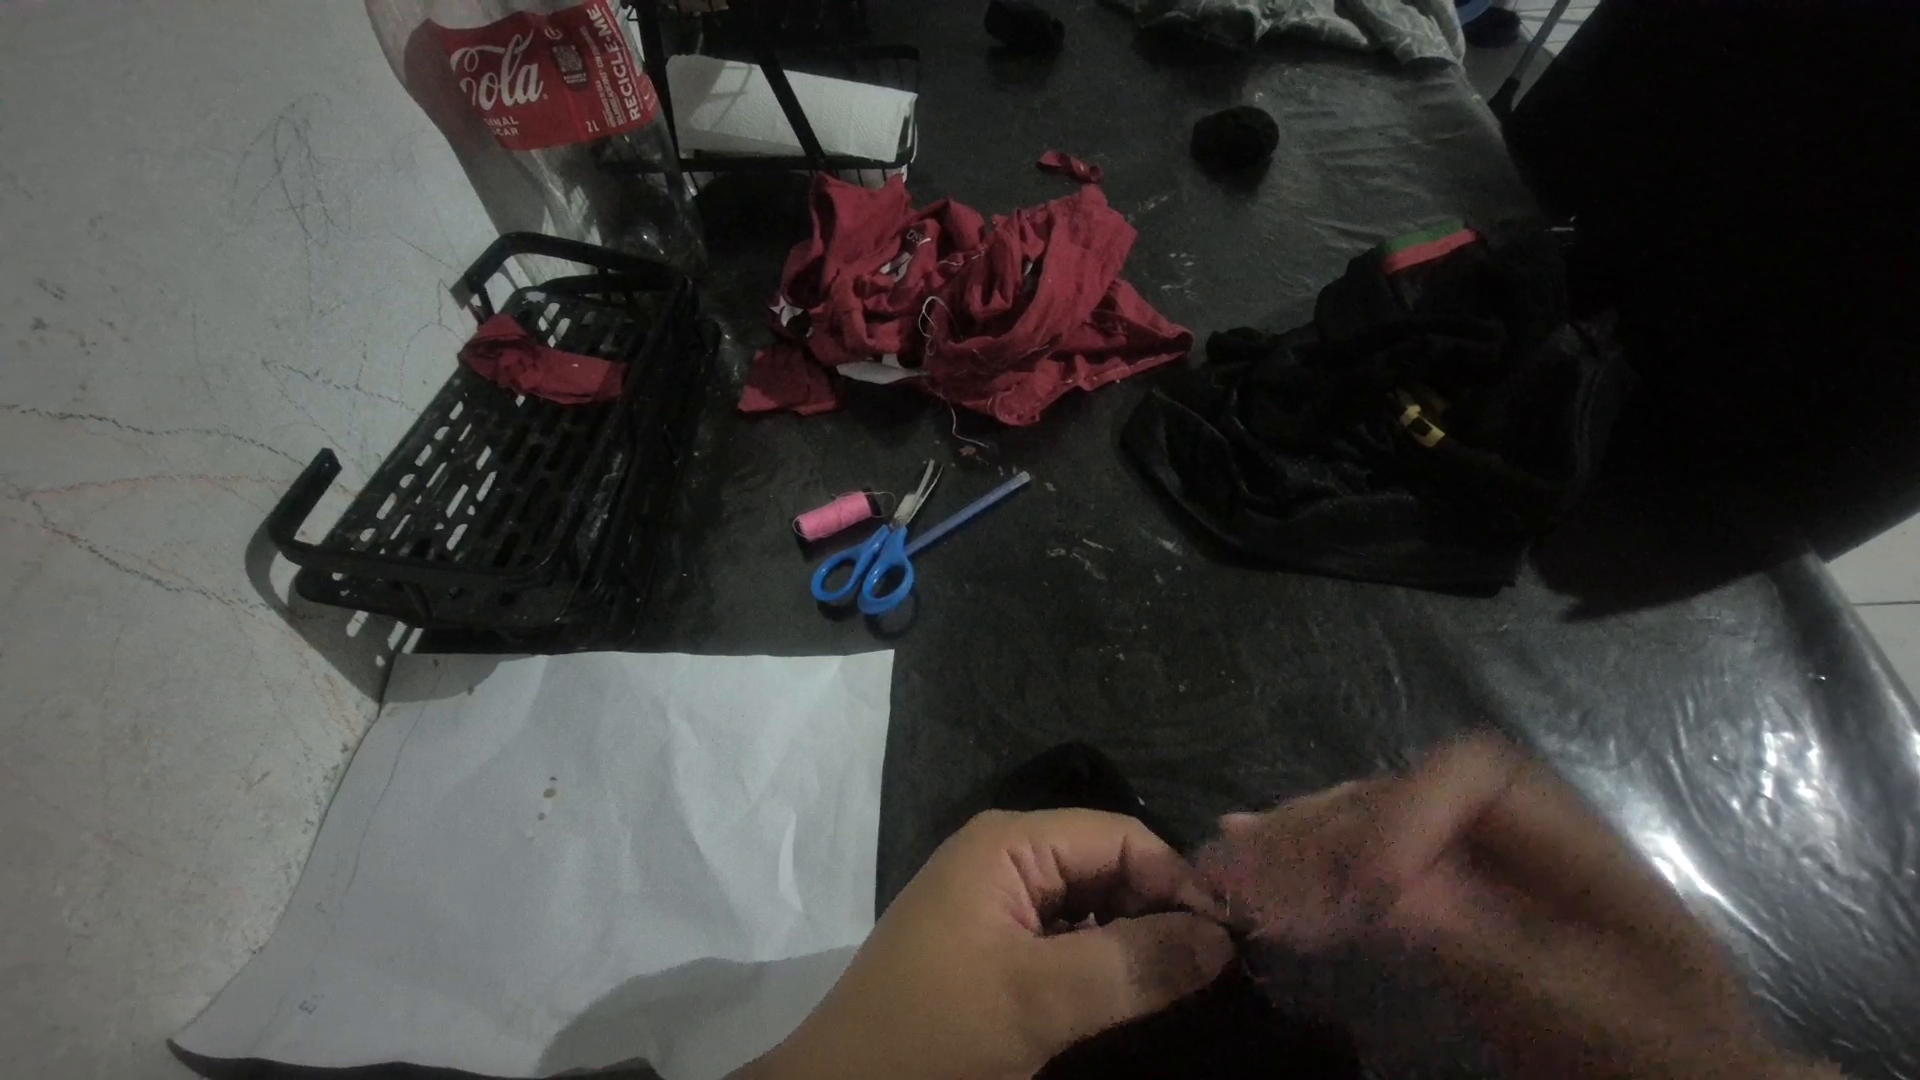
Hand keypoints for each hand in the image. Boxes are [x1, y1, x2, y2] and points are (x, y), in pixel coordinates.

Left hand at [734, 809, 1233, 1079]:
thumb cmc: (935, 1031)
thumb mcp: (1037, 1001)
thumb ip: (1131, 965)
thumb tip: (1221, 940)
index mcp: (1010, 842)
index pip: (1118, 837)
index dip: (1175, 882)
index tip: (1227, 944)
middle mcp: (1006, 853)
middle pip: (1105, 863)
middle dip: (1156, 909)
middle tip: (1207, 971)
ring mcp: (997, 894)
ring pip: (1089, 899)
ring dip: (1131, 936)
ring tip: (1176, 983)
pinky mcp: (993, 935)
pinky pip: (1064, 930)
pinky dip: (1099, 956)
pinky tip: (1124, 990)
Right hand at [1198, 734, 1838, 1079]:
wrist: (1672, 1079)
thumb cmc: (1656, 1054)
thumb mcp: (1593, 1016)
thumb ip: (1498, 952)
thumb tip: (1384, 892)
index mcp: (1572, 842)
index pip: (1476, 775)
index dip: (1409, 810)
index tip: (1366, 884)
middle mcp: (1509, 830)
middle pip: (1398, 793)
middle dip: (1322, 825)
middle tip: (1246, 853)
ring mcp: (1469, 857)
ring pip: (1364, 819)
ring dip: (1295, 836)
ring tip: (1229, 851)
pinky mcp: (1436, 891)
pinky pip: (1356, 860)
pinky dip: (1301, 862)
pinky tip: (1250, 857)